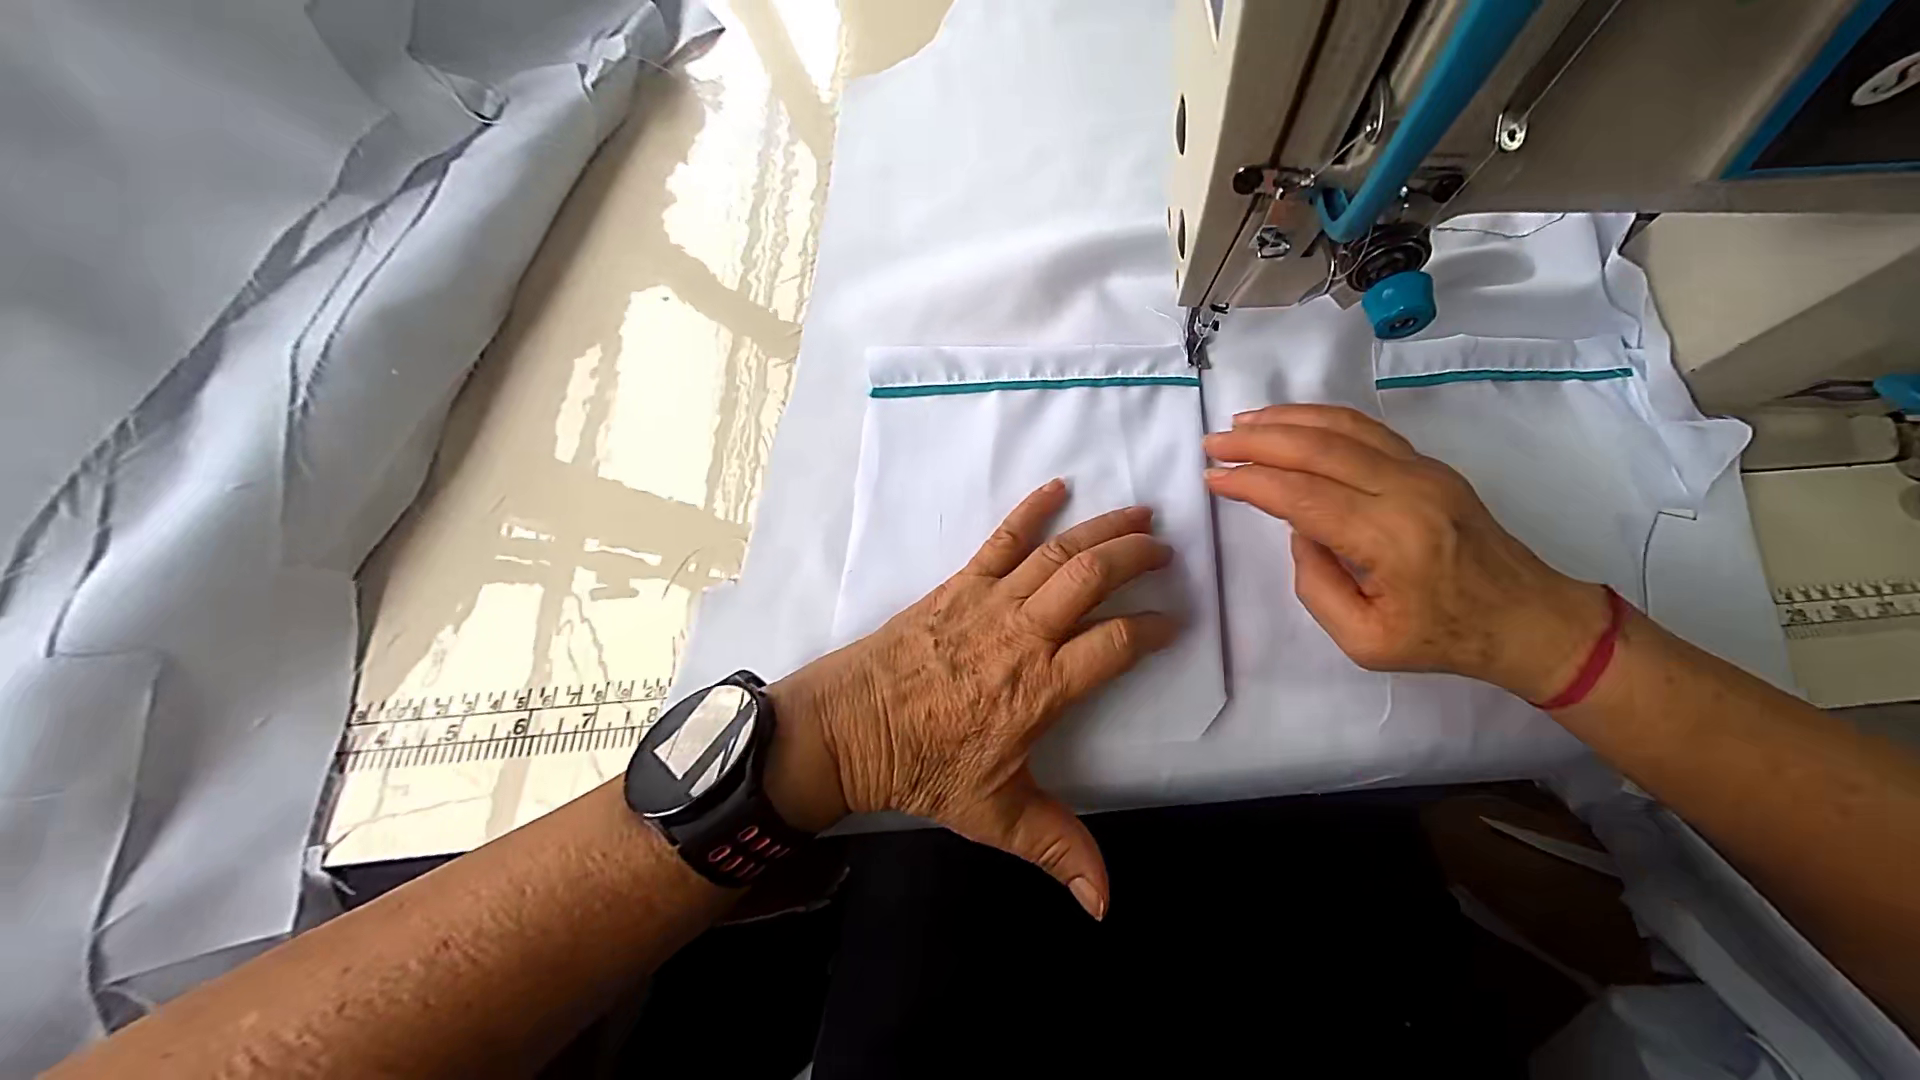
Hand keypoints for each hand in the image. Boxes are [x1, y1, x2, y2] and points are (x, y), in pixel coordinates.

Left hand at [764, 479, 1180, 918]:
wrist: (846, 729)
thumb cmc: (920, 768)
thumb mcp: (994, 815)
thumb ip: (1057, 849)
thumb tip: (1106, 906)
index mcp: (1040, 688)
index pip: (1117, 643)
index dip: (1154, 627)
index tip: (1174, 621)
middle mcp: (1022, 635)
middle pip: (1092, 578)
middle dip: (1135, 557)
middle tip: (1165, 550)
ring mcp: (988, 602)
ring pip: (1056, 553)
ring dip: (1101, 528)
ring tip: (1137, 513)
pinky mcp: (957, 585)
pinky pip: (1000, 540)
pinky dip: (1030, 511)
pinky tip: (1056, 487)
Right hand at [1202, 405, 1609, 703]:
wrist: (1529, 619)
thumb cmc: (1442, 638)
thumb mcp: (1363, 640)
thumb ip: (1315, 584)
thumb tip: (1300, 530)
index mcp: (1389, 539)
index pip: (1302, 496)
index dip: (1250, 481)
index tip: (1213, 477)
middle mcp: (1407, 492)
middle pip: (1318, 449)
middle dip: (1257, 442)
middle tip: (1214, 443)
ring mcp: (1424, 471)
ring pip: (1343, 428)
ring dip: (1286, 420)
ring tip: (1241, 423)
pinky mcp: (1430, 465)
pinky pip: (1366, 430)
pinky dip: (1320, 419)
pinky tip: (1292, 421)